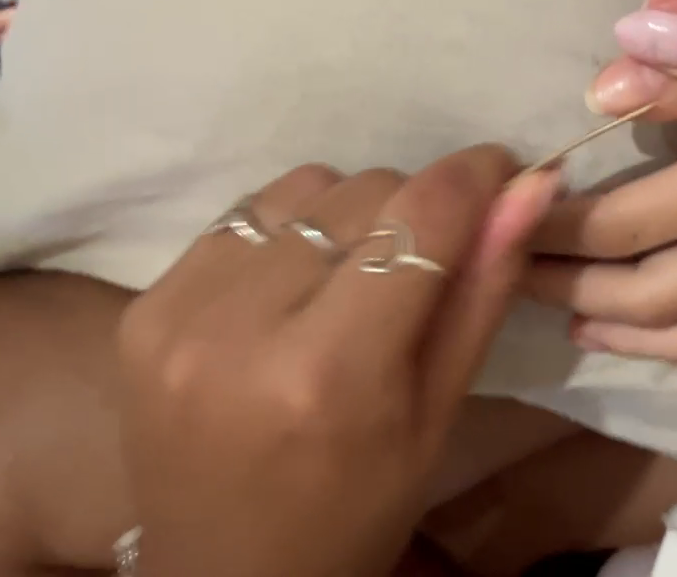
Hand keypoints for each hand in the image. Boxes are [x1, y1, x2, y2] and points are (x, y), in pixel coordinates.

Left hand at [117, 148, 560, 576]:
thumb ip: (487, 287)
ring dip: (352, 213)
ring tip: (352, 279)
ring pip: (310, 186)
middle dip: (415, 210)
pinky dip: (292, 228)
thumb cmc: (360, 507)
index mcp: (333, 373)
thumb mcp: (442, 409)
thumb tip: (531, 183)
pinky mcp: (144, 304)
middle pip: (368, 189)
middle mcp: (243, 328)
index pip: (421, 217)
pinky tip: (293, 286)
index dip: (475, 175)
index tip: (504, 170)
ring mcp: (180, 311)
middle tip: (420, 266)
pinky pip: (250, 209)